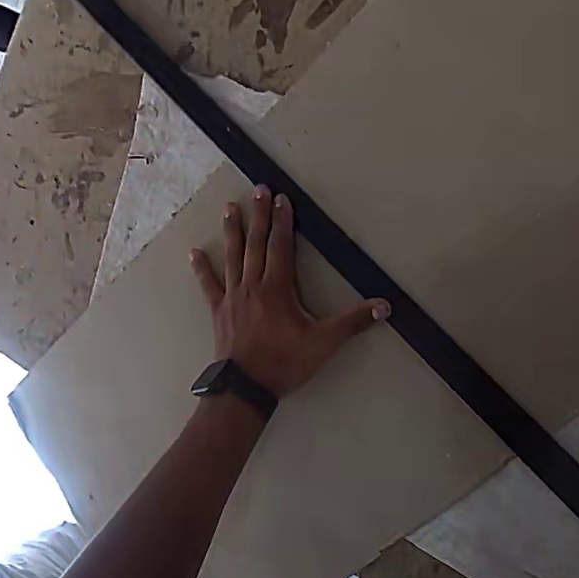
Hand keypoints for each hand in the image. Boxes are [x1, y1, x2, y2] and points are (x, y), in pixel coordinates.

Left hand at [190, 185, 389, 396]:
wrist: (247, 388)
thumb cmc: (286, 363)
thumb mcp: (325, 342)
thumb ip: (353, 322)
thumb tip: (384, 307)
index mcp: (278, 288)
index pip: (281, 246)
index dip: (283, 221)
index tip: (283, 199)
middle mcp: (253, 285)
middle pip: (256, 243)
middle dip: (259, 215)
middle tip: (258, 190)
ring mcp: (233, 297)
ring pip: (233, 257)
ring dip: (232, 232)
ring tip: (229, 208)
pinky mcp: (219, 312)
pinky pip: (209, 285)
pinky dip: (202, 269)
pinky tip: (194, 253)